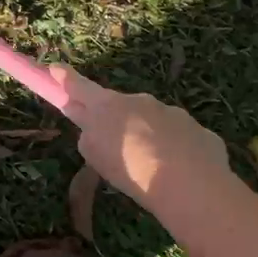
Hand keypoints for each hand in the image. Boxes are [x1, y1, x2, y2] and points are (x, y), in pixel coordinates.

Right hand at [51, 65, 230, 209]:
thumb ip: (88, 133)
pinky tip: (180, 171)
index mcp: (106, 104)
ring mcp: (174, 113)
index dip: (64, 77)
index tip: (55, 69)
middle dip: (118, 118)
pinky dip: (178, 148)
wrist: (192, 187)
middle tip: (119, 145)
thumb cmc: (129, 168)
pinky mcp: (202, 132)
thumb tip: (92, 124)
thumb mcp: (93, 154)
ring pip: (154, 120)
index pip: (78, 85)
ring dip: (149, 133)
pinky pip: (182, 137)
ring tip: (154, 164)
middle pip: (121, 105)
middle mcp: (139, 100)